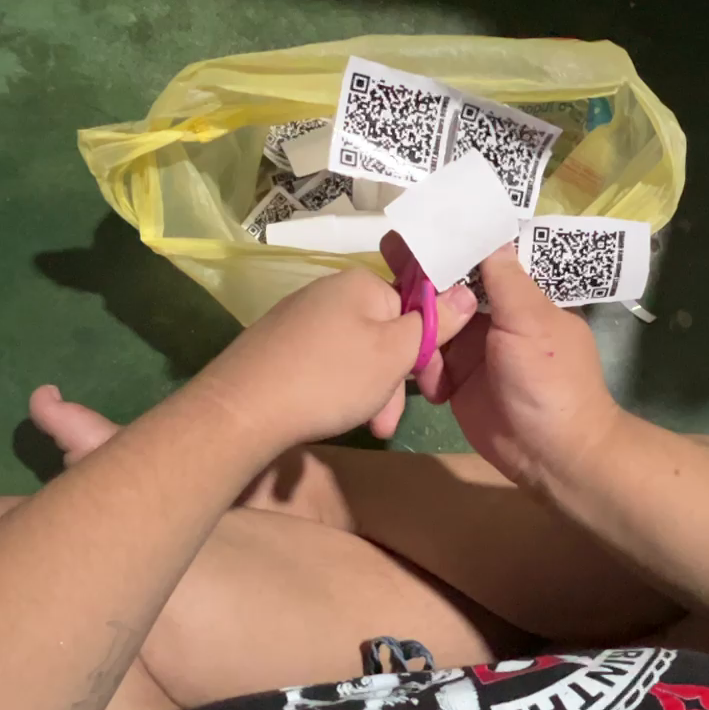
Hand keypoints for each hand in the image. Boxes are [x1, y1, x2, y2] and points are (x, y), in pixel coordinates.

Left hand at [192, 263, 477, 447]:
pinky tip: (330, 413)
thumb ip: (433, 325)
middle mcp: (329, 290)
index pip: (414, 308)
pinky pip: (326, 361)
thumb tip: (466, 291)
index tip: (424, 388)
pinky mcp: (279, 342)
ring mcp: (300, 316)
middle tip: (385, 423)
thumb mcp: (393, 354)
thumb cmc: (330, 378)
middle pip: (384, 334)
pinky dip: (337, 388)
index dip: (424, 351)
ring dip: (368, 392)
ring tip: (364, 427)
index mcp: (362, 282)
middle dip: (392, 381)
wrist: (242, 410)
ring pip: (356, 353)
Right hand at [405, 241, 622, 490]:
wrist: (551, 454)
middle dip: (421, 276)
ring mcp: (473, 351)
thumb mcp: (532, 321)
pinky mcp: (455, 382)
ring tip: (399, 328)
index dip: (452, 242)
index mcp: (521, 298)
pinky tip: (430, 382)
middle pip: (450, 289)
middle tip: (388, 253)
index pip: (482, 259)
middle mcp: (494, 319)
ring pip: (432, 324)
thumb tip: (491, 233)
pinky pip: (427, 363)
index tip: (419, 223)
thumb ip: (506, 280)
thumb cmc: (550, 381)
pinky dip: (422, 367)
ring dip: (417, 326)